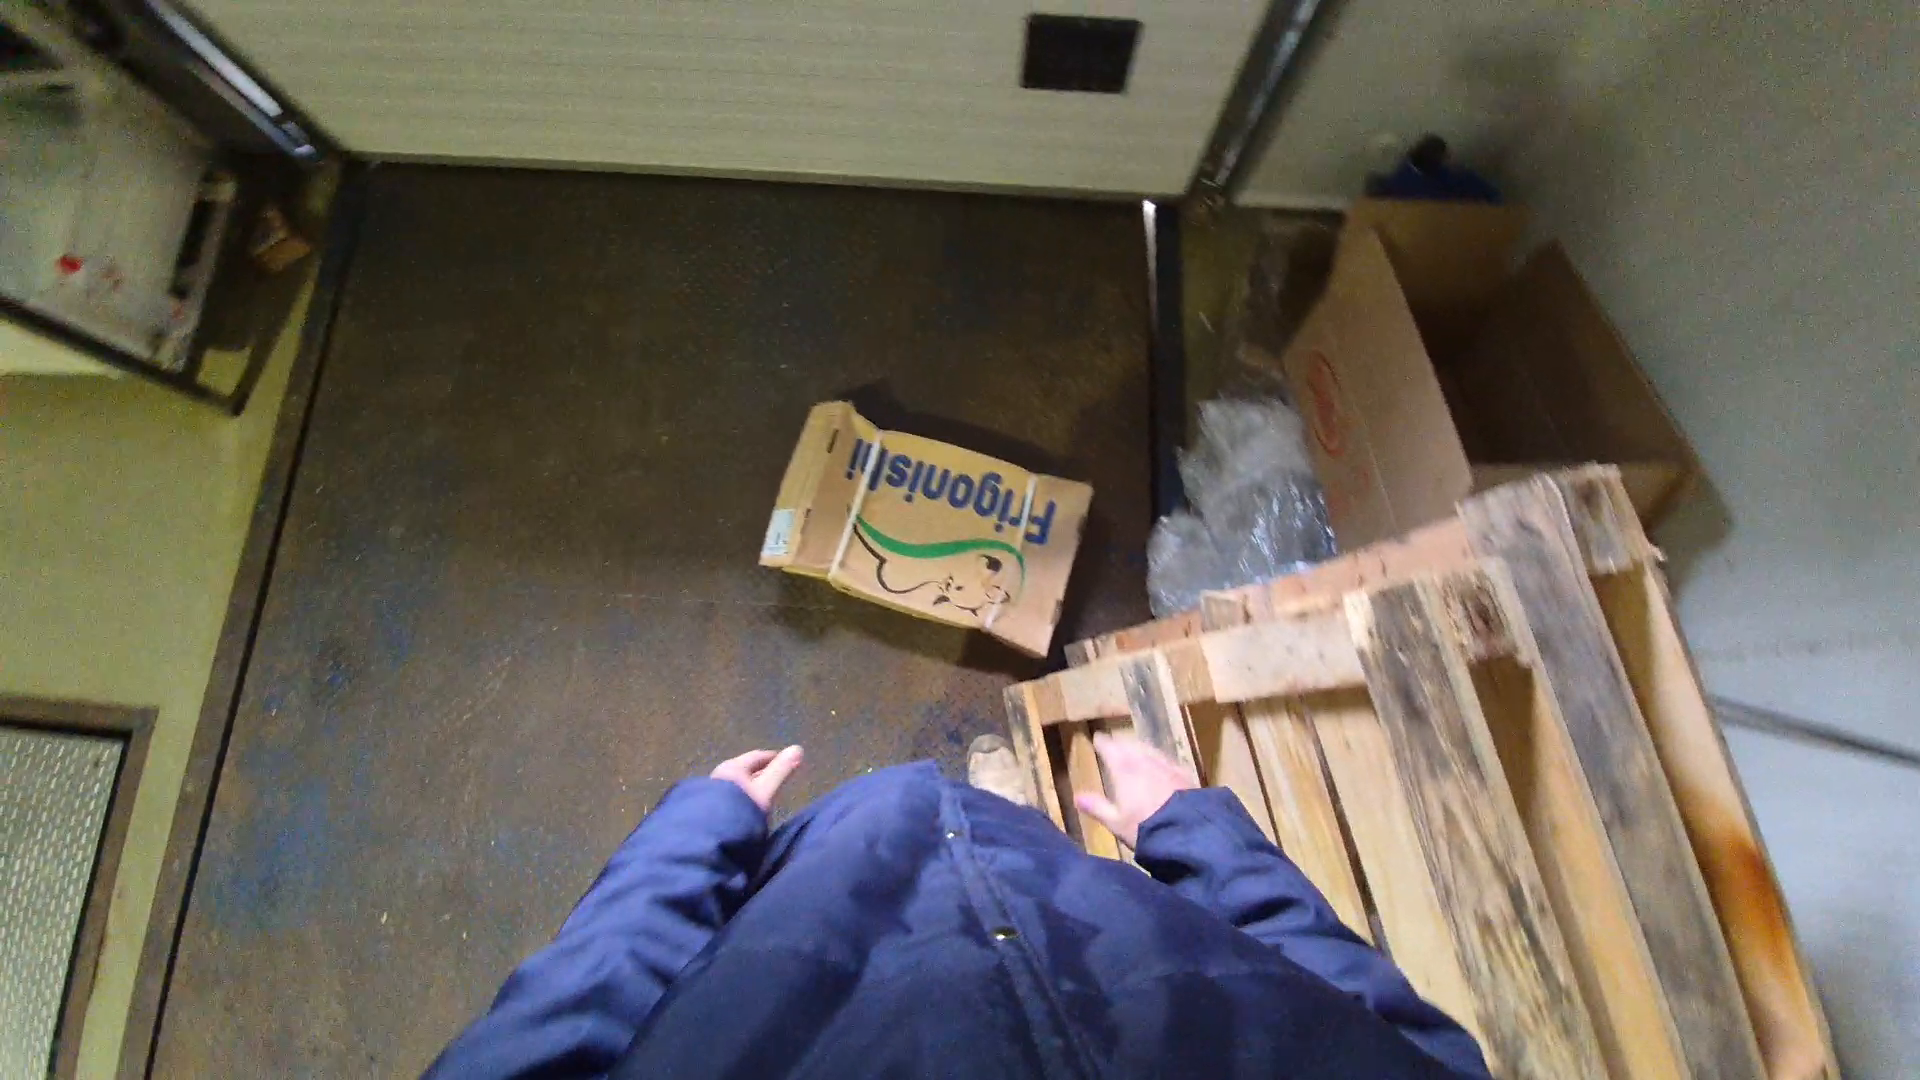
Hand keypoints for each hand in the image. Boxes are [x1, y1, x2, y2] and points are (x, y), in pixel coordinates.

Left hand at [710, 745, 803, 812]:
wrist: (708, 837)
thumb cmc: (740, 809)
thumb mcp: (765, 790)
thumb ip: (781, 770)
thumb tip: (798, 748)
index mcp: (734, 766)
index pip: (756, 756)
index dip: (773, 758)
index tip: (785, 761)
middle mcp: (720, 774)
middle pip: (745, 769)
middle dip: (760, 772)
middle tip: (775, 777)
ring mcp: (711, 791)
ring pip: (736, 783)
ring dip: (749, 786)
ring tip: (762, 794)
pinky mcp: (707, 808)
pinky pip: (728, 796)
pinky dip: (740, 797)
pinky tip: (744, 808)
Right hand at [1072, 733, 1197, 848]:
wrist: (1188, 833)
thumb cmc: (1145, 828)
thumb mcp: (1116, 822)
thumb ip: (1097, 807)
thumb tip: (1076, 797)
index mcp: (1123, 768)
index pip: (1108, 747)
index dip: (1102, 742)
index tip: (1097, 739)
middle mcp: (1143, 760)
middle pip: (1129, 744)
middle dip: (1120, 743)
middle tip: (1114, 744)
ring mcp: (1165, 764)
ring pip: (1148, 749)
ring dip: (1139, 748)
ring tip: (1135, 750)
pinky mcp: (1183, 773)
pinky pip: (1166, 759)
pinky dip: (1158, 759)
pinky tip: (1160, 765)